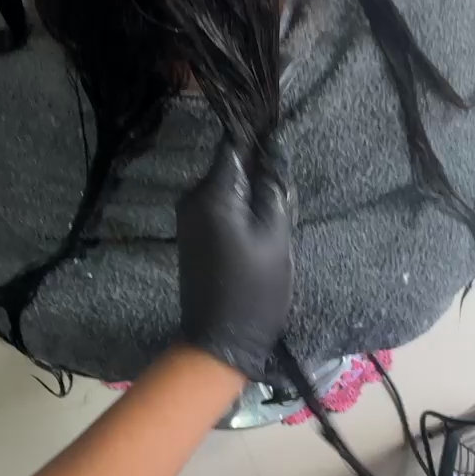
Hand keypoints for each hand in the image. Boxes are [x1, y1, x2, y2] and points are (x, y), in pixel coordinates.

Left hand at [176, 140, 293, 379]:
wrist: (220, 340)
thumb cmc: (255, 291)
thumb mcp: (276, 236)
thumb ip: (274, 187)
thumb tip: (273, 147)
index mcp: (213, 193)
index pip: (235, 142)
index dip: (259, 135)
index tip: (281, 135)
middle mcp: (192, 199)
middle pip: (231, 166)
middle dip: (259, 173)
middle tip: (286, 199)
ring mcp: (188, 219)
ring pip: (227, 188)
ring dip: (252, 196)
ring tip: (275, 225)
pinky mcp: (192, 236)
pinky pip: (220, 209)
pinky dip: (240, 213)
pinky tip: (258, 237)